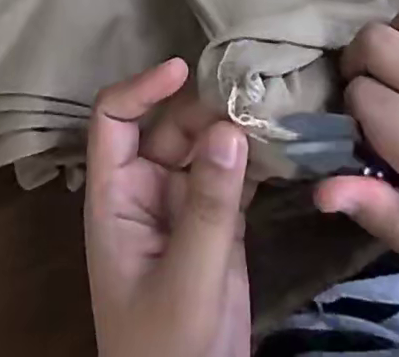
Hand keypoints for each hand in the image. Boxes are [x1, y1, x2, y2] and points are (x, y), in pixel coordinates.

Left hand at [85, 58, 250, 356]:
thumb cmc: (169, 350)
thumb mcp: (187, 280)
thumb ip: (207, 206)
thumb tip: (228, 128)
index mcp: (117, 197)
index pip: (114, 120)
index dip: (142, 89)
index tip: (183, 69)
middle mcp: (146, 188)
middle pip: (170, 126)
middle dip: (206, 108)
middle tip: (255, 93)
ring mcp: (183, 202)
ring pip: (205, 144)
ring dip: (236, 126)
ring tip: (275, 105)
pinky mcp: (217, 217)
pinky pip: (233, 171)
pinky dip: (255, 155)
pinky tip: (284, 140)